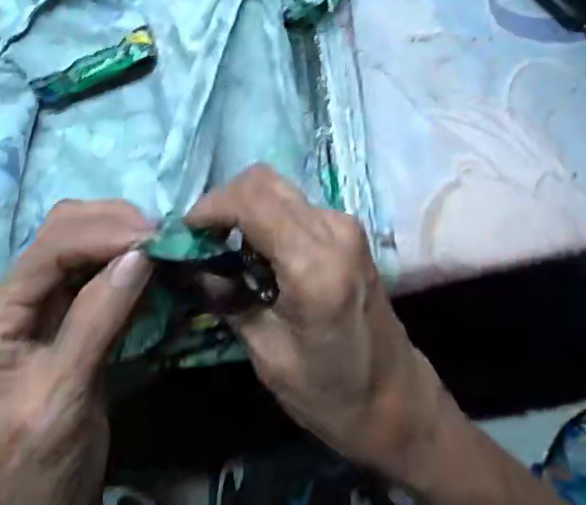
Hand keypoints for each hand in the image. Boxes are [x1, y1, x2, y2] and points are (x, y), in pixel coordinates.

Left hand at [0, 200, 153, 504]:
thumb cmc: (28, 472)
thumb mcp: (61, 397)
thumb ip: (96, 320)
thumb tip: (141, 254)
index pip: (50, 248)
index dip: (102, 232)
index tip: (154, 235)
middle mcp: (13, 301)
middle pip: (61, 235)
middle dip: (112, 226)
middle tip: (163, 237)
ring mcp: (39, 314)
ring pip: (80, 251)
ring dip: (121, 241)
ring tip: (162, 247)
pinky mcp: (66, 329)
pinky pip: (96, 283)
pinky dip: (125, 271)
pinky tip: (153, 272)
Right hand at [186, 165, 559, 504]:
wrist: (400, 404)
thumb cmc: (332, 394)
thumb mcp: (269, 355)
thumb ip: (228, 299)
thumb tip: (187, 266)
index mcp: (315, 265)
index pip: (252, 200)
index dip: (210, 206)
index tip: (185, 231)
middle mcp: (334, 231)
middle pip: (263, 181)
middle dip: (224, 201)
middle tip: (201, 237)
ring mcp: (345, 224)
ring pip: (277, 187)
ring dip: (244, 206)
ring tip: (223, 244)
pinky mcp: (347, 229)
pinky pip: (294, 203)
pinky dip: (264, 214)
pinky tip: (254, 249)